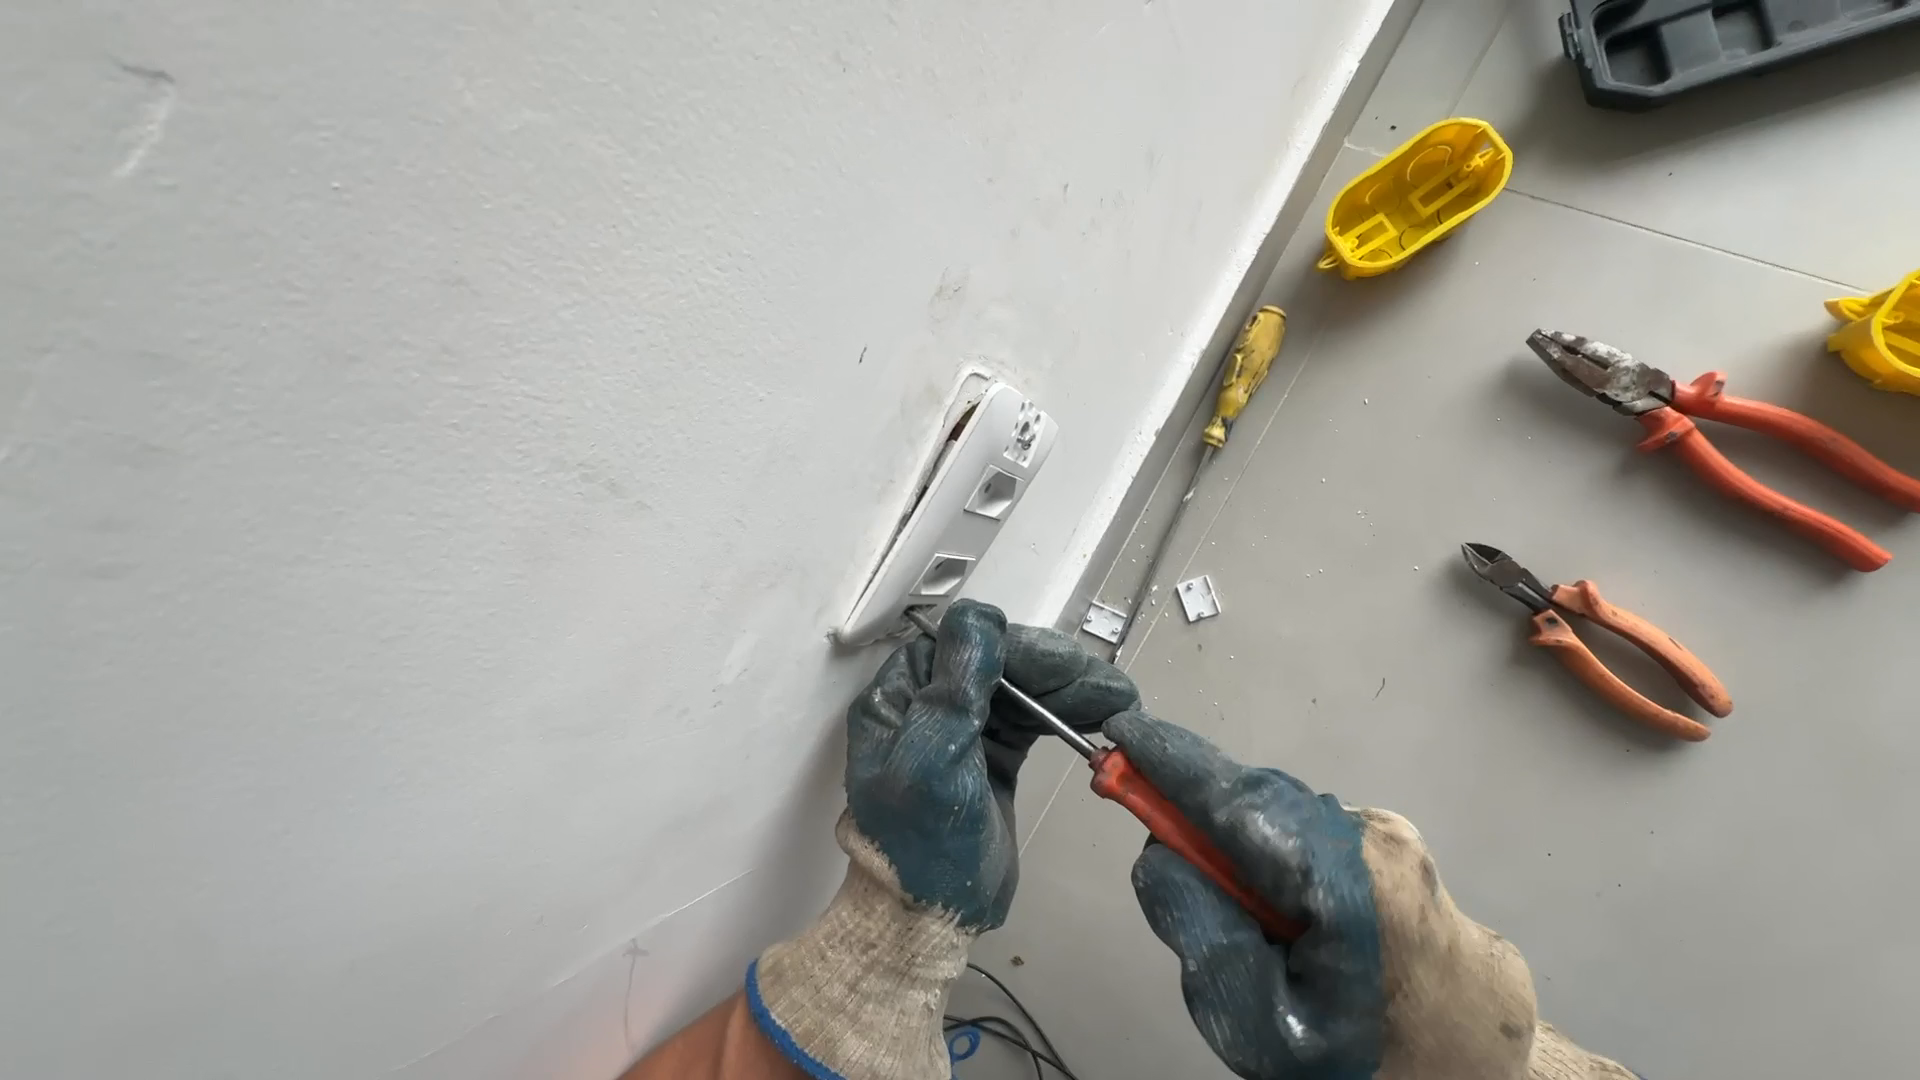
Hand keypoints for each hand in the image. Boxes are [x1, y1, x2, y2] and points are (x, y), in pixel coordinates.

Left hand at [845, 599, 1138, 929]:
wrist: (931, 918)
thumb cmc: (922, 845)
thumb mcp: (932, 765)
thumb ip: (953, 689)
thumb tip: (979, 616)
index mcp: (900, 697)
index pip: (961, 647)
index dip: (1013, 649)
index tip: (1062, 666)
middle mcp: (929, 702)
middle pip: (998, 663)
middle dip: (1054, 670)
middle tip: (1110, 687)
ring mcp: (964, 725)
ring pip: (1022, 688)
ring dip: (1071, 688)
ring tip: (1121, 699)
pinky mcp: (994, 750)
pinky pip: (1033, 717)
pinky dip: (1066, 712)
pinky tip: (1100, 712)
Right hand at [1106, 713, 1541, 1079]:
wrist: (1480, 1073)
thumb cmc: (1364, 1061)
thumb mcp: (1258, 1025)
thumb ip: (1197, 929)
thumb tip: (1159, 851)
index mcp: (1346, 885)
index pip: (1235, 800)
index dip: (1169, 763)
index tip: (1119, 732)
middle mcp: (1371, 838)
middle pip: (1253, 800)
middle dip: (1192, 805)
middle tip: (1147, 822)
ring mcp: (1389, 835)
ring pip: (1277, 813)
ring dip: (1233, 834)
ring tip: (1234, 902)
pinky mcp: (1393, 840)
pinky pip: (1303, 827)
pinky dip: (1269, 847)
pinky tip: (1279, 903)